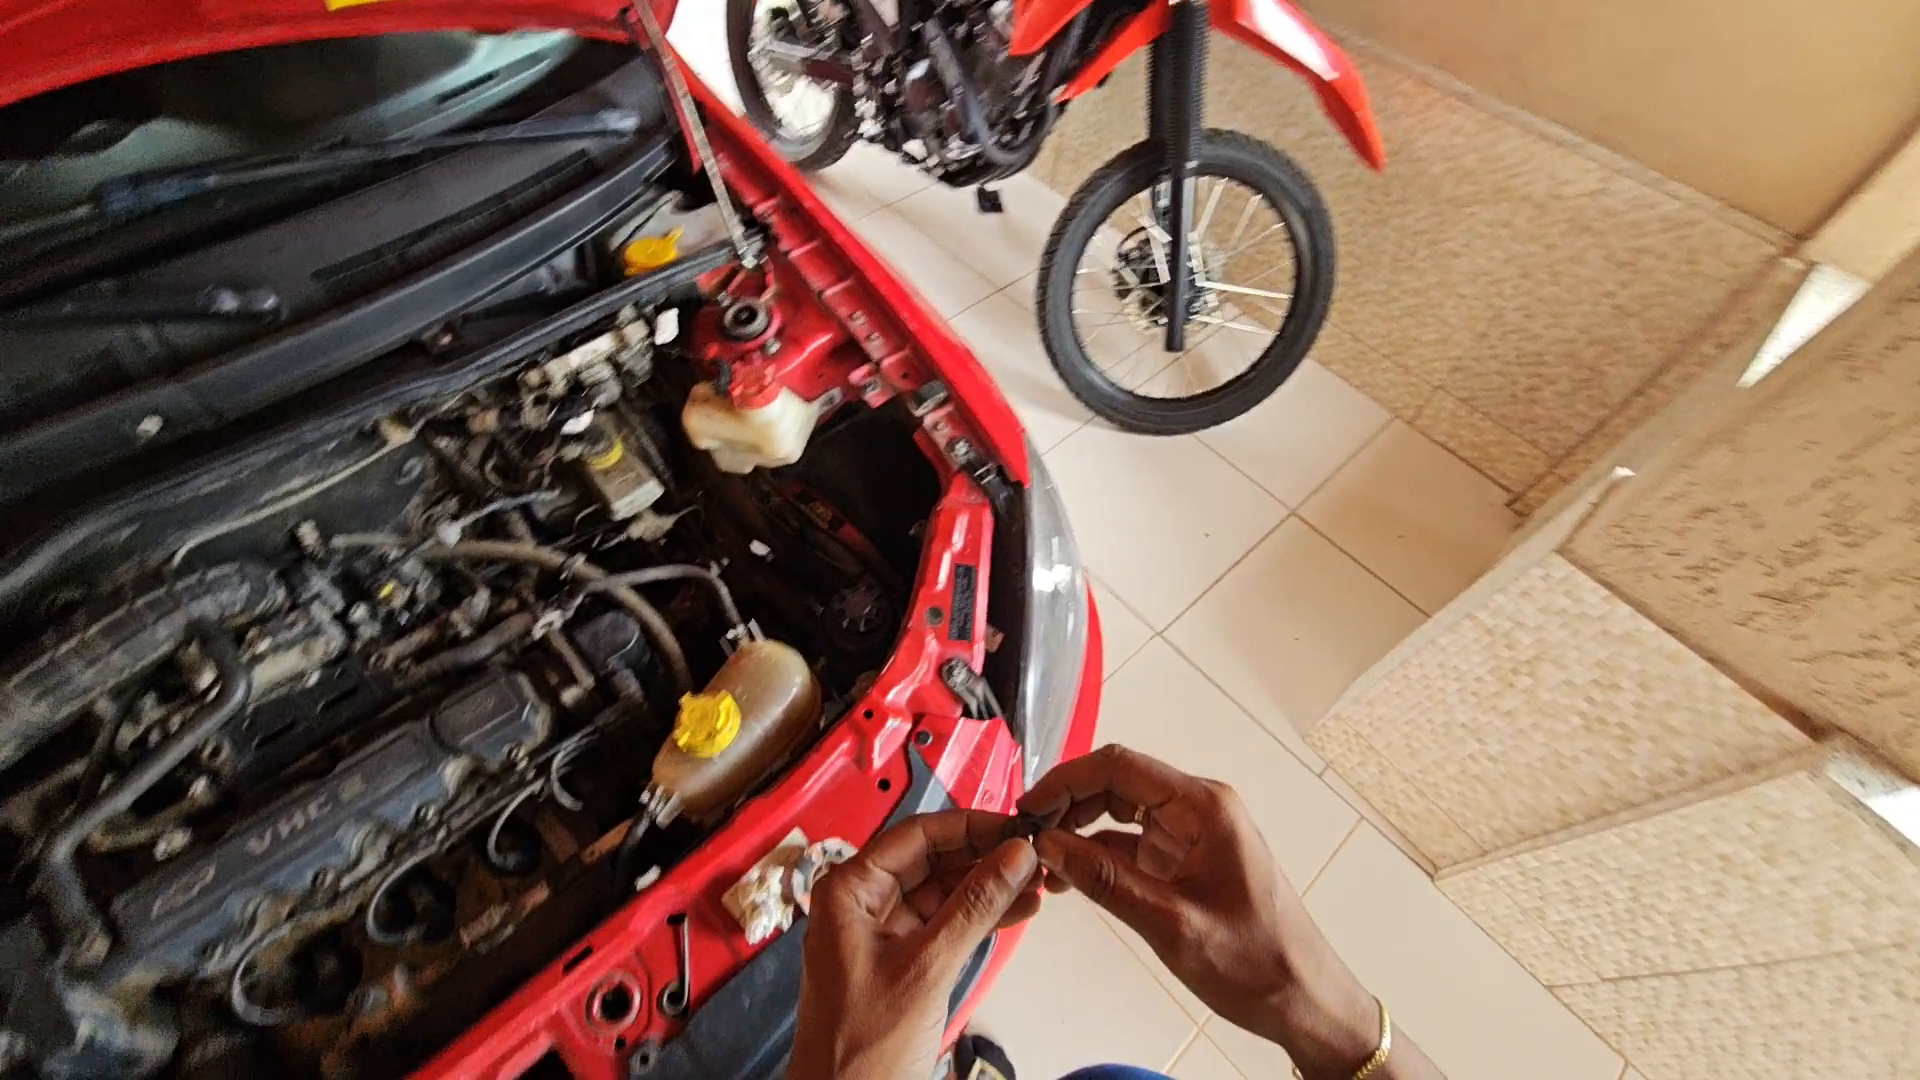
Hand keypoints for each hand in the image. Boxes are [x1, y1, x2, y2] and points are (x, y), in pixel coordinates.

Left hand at [788, 810, 1042, 1079]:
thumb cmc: (865, 1050)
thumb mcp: (927, 968)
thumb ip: (975, 906)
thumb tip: (1017, 854)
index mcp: (851, 889)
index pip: (917, 835)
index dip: (969, 826)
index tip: (1014, 827)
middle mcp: (864, 900)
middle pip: (933, 859)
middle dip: (984, 857)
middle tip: (1033, 855)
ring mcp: (884, 930)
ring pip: (945, 890)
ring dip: (989, 887)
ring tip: (1036, 883)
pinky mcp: (903, 958)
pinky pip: (947, 922)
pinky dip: (981, 917)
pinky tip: (1018, 910)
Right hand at [1019, 745, 1381, 1078]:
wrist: (1308, 1003)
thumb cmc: (1253, 963)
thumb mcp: (1173, 925)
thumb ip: (1105, 882)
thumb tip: (1045, 845)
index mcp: (1202, 805)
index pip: (1118, 765)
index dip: (1067, 780)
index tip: (1028, 808)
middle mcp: (1195, 805)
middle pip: (1115, 781)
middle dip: (1068, 802)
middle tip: (1027, 835)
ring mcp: (1189, 830)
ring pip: (1119, 808)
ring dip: (1078, 827)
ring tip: (1041, 857)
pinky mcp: (1184, 856)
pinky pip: (1130, 840)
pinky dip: (1097, 853)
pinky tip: (1068, 877)